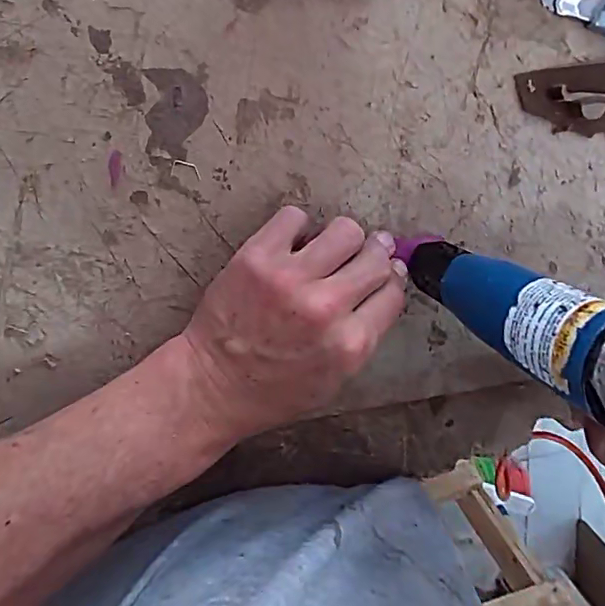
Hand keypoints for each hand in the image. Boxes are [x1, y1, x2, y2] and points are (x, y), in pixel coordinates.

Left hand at [175, 207, 408, 443]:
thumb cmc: (274, 388)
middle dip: (372, 253)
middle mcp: (325, 309)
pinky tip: (291, 246)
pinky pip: (296, 217)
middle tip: (359, 255)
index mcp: (350, 343)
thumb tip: (392, 274)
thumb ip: (368, 328)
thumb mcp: (337, 375)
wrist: (210, 388)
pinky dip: (297, 228)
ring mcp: (290, 280)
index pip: (394, 288)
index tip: (385, 269)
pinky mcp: (258, 258)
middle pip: (375, 256)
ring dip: (340, 238)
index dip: (391, 275)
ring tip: (325, 251)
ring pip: (345, 229)